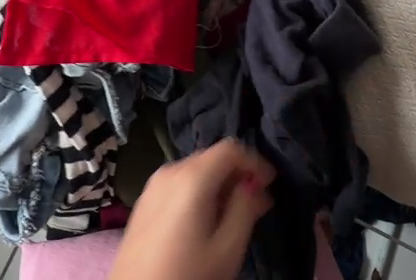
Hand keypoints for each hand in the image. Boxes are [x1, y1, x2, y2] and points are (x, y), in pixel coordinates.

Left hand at [110, 140, 274, 279]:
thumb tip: (254, 186)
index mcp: (192, 176)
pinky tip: (205, 221)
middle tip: (257, 202)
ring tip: (234, 215)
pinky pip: (179, 185)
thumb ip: (245, 209)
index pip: (230, 148)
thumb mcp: (226, 250)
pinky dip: (198, 193)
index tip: (270, 184)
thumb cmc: (186, 275)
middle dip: (237, 175)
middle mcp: (170, 171)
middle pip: (212, 158)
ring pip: (195, 171)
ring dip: (218, 185)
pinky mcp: (144, 202)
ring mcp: (153, 185)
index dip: (255, 161)